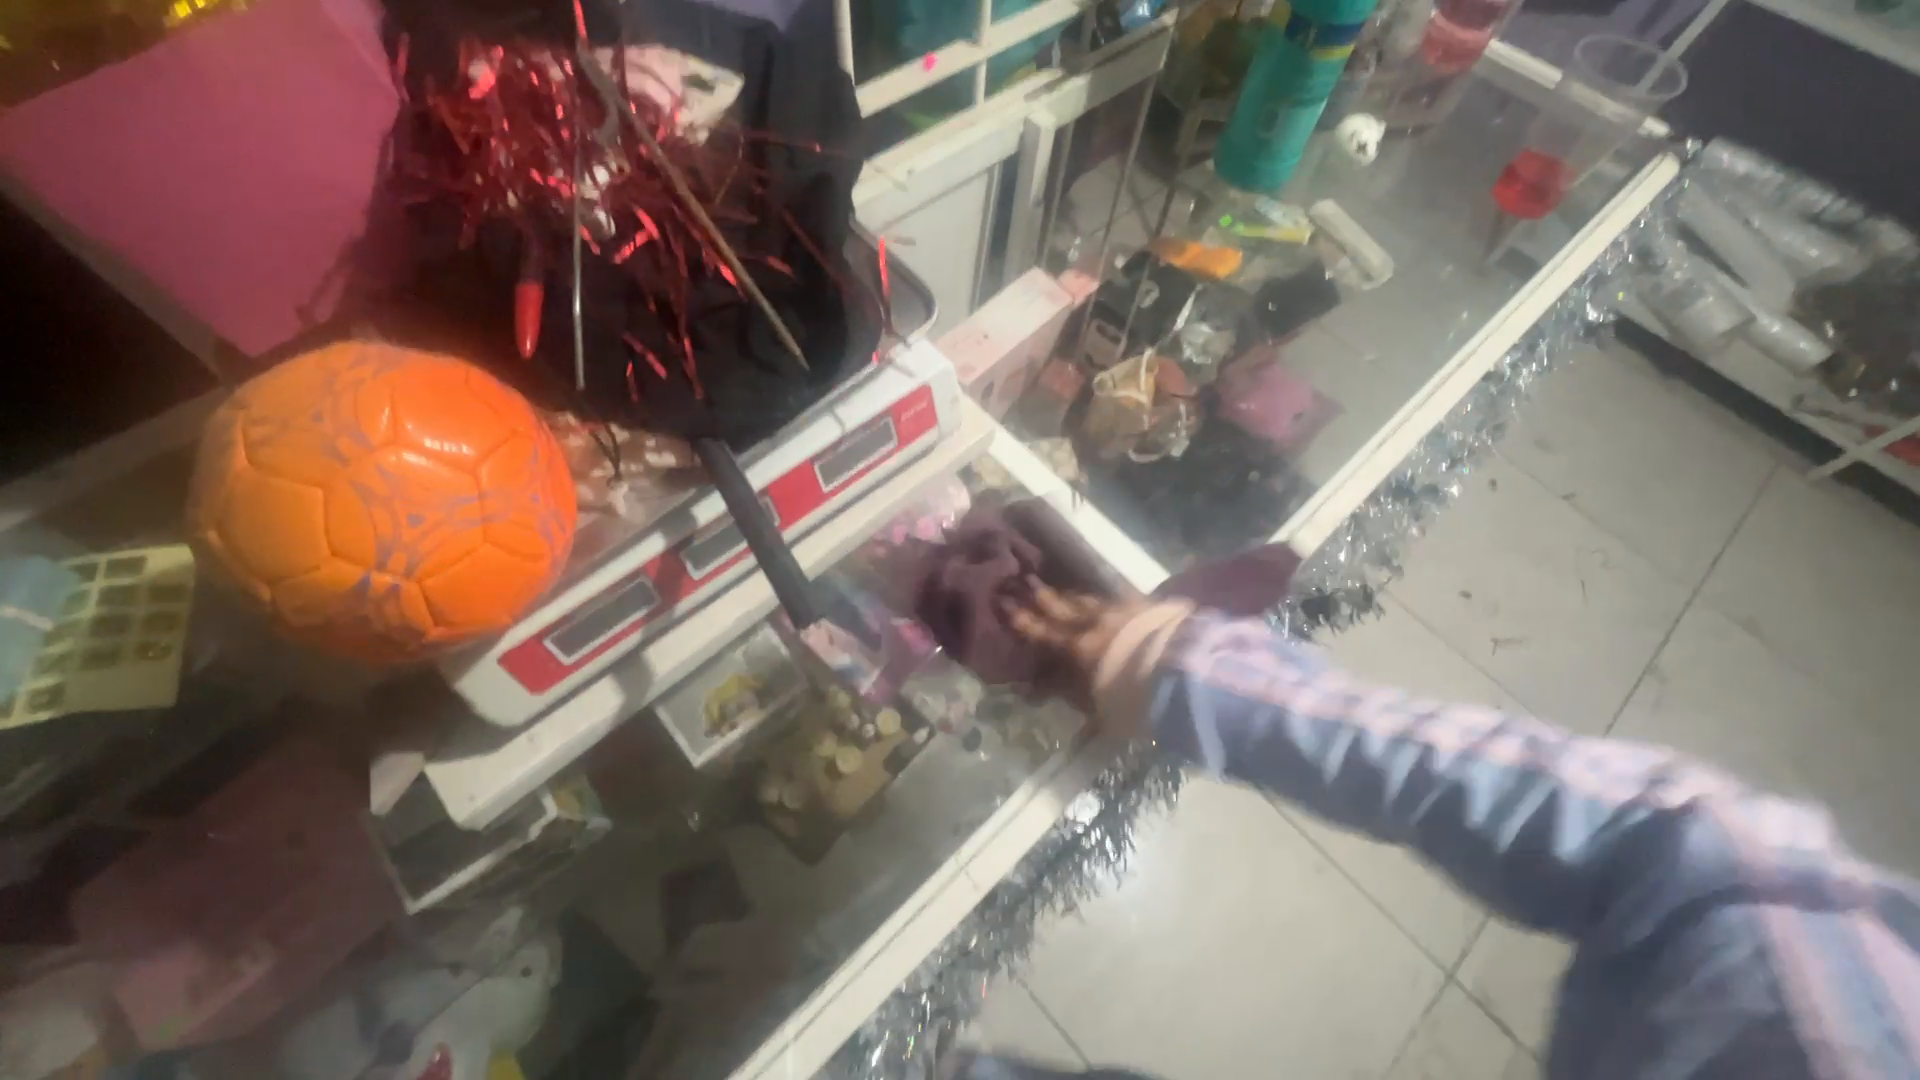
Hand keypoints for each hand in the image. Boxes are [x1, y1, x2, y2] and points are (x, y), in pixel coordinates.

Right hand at [996, 581, 1144, 714]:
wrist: (1183, 671)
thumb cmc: (1134, 696)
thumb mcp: (1096, 705)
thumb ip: (1068, 693)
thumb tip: (1037, 689)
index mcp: (1078, 646)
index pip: (1043, 631)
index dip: (1023, 619)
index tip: (1004, 603)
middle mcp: (1095, 622)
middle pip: (1064, 607)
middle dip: (1042, 596)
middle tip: (1026, 581)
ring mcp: (1122, 610)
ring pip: (1090, 600)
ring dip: (1073, 596)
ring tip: (1062, 590)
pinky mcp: (1148, 608)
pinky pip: (1119, 599)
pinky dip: (1107, 600)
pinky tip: (1109, 599)